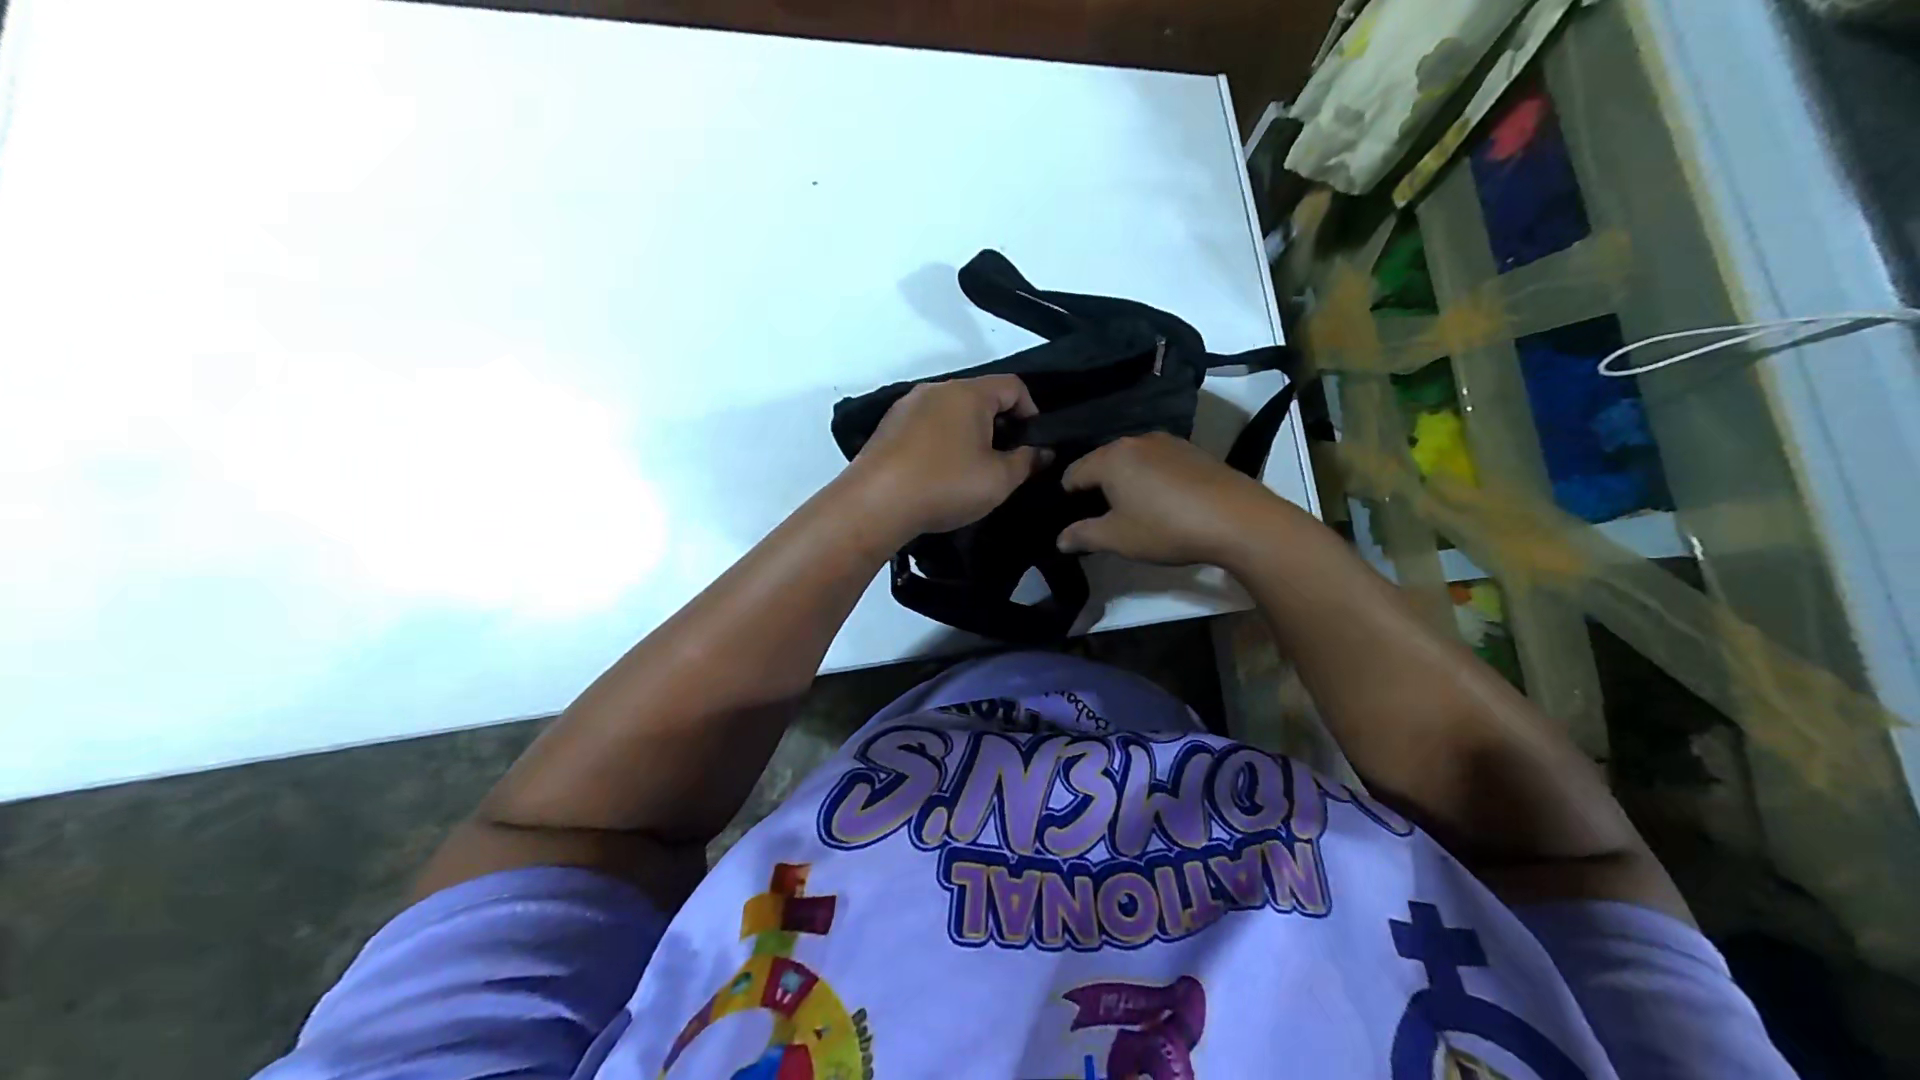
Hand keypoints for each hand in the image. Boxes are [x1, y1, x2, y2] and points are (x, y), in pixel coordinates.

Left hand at [846, 376, 1051, 536]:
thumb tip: (1043, 451)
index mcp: (968, 393)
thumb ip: (1027, 461)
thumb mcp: (999, 480)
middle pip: (980, 397)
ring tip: (972, 468)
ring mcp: (907, 406)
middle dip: (999, 424)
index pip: (1013, 385)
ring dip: (968, 434)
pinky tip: (938, 472)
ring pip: (950, 412)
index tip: (1033, 443)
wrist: (874, 504)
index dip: (1032, 411)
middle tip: (1006, 459)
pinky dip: (941, 441)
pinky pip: (926, 426)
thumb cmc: (945, 485)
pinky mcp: (887, 427)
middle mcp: (936, 389)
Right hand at [1056, 433, 1292, 567]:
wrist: (1237, 520)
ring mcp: (1167, 442)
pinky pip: (1156, 461)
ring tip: (1130, 509)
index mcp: (1111, 458)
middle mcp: (1135, 441)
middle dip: (1095, 486)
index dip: (1066, 497)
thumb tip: (1059, 539)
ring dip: (1124, 480)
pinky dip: (1149, 477)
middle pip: (1101, 461)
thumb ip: (1083, 536)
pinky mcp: (1192, 450)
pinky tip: (1161, 501)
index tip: (1072, 519)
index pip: (1073, 473)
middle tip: (1099, 516)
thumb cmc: (1166, 527)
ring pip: (1131, 459)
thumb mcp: (1118, 538)